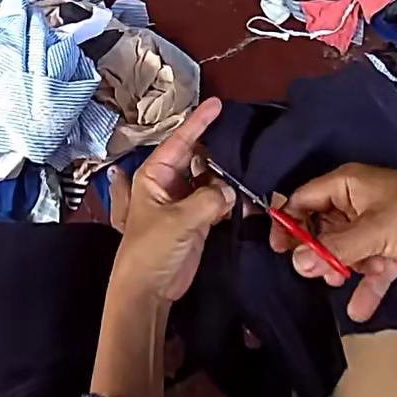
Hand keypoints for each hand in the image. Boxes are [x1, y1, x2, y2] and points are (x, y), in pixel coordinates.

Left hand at [106, 98, 233, 306]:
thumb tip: (231, 191)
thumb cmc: (151, 251)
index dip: (199, 122)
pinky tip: (245, 195)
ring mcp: (184, 199)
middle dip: (217, 149)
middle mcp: (169, 182)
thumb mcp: (179, 221)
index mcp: (154, 175)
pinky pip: (218, 198)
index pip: (180, 141)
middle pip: (198, 156)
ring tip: (248, 168)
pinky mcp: (197, 217)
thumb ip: (210, 200)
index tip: (218, 103)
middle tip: (242, 138)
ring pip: (210, 177)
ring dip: (226, 176)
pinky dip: (230, 197)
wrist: (147, 294)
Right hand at [272, 164, 396, 321]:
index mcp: (349, 184)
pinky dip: (366, 287)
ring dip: (339, 267)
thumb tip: (297, 263)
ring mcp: (377, 226)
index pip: (306, 197)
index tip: (278, 248)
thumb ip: (334, 248)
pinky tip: (359, 312)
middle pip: (323, 225)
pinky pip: (371, 268)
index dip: (289, 220)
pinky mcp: (395, 248)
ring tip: (337, 282)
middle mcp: (359, 201)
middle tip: (313, 271)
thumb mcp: (373, 230)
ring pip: (346, 248)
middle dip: (316, 249)